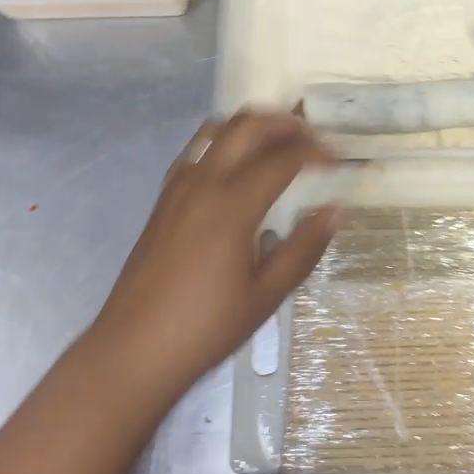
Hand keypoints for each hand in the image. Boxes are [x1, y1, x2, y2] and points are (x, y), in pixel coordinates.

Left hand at [88, 111, 338, 392]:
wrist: (134, 350)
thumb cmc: (206, 328)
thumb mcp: (266, 295)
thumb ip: (303, 248)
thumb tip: (334, 210)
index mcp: (234, 204)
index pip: (284, 157)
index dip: (317, 152)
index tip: (339, 160)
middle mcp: (205, 182)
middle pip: (249, 126)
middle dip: (285, 123)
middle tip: (313, 138)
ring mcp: (179, 186)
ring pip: (219, 128)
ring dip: (253, 125)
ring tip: (278, 141)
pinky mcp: (164, 197)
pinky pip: (196, 149)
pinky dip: (224, 141)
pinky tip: (236, 166)